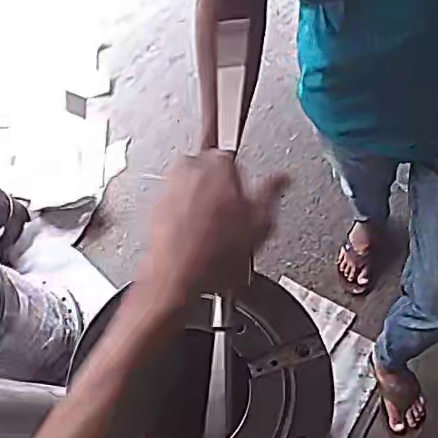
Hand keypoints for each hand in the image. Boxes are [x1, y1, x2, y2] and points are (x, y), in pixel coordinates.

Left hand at [135, 150, 288, 302]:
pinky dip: (185, 216)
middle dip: (220, 189)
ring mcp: (170, 186)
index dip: (242, 182)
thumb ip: (272, 193)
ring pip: (192, 186)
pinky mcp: (156, 205)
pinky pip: (176, 204)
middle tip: (230, 216)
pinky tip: (196, 239)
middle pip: (210, 171)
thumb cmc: (213, 256)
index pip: (234, 157)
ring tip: (212, 232)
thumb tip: (281, 179)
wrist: (177, 279)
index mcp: (219, 164)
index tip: (245, 197)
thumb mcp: (260, 226)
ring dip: (202, 202)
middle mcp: (190, 168)